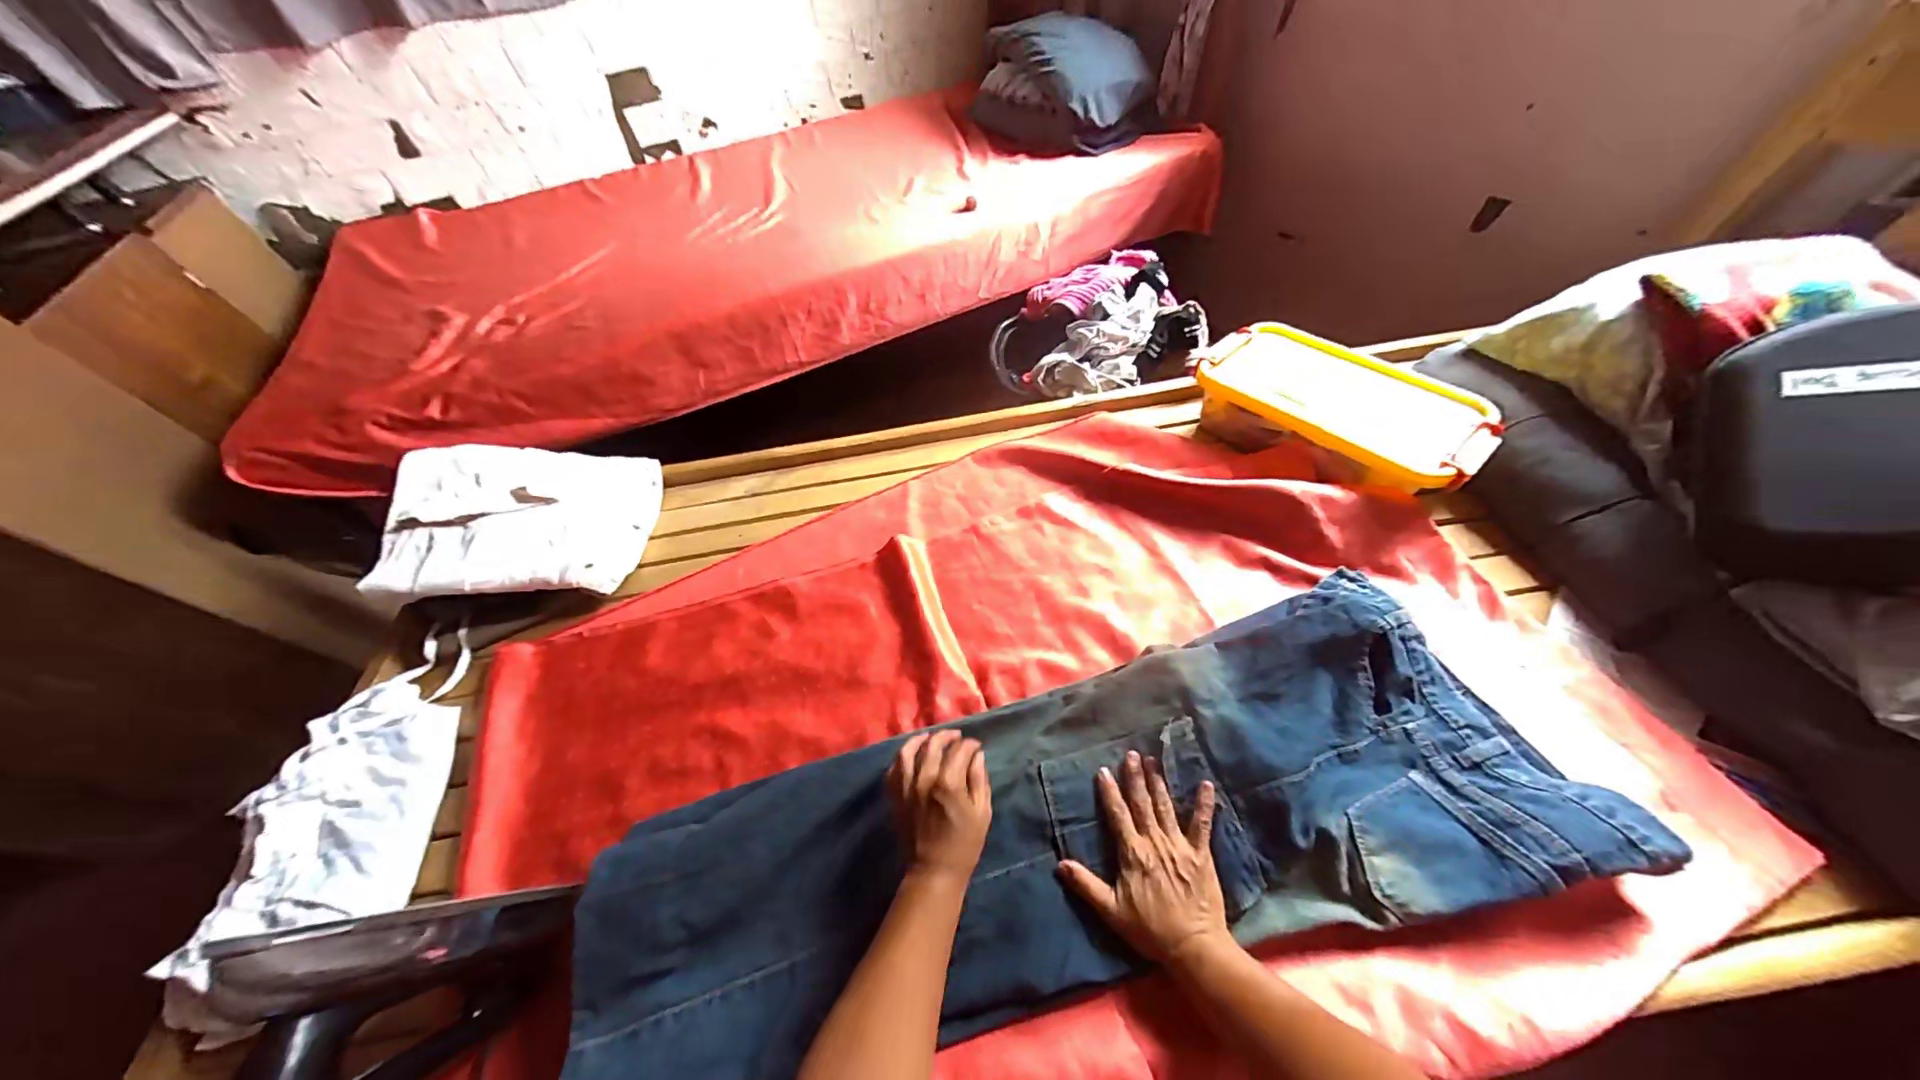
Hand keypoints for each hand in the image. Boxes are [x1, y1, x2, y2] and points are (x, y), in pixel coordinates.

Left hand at [888, 730, 991, 879]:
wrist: (934, 870)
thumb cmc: (964, 844)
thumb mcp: (982, 812)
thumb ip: (979, 779)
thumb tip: (977, 755)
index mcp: (949, 783)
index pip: (959, 751)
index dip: (970, 745)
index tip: (976, 746)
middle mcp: (924, 779)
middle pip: (933, 745)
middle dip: (947, 736)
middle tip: (956, 737)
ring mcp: (906, 787)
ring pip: (908, 751)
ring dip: (920, 740)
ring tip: (930, 738)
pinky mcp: (895, 796)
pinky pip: (893, 768)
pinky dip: (902, 757)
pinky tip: (911, 755)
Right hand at [1056, 750, 1230, 963]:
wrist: (1193, 947)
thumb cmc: (1150, 930)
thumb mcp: (1111, 911)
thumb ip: (1086, 885)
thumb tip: (1060, 864)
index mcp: (1133, 854)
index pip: (1118, 816)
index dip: (1110, 792)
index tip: (1104, 770)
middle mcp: (1155, 843)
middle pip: (1142, 804)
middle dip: (1135, 778)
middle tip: (1131, 754)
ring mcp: (1180, 846)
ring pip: (1166, 807)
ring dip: (1158, 783)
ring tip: (1153, 761)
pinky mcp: (1201, 854)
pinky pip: (1202, 825)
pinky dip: (1204, 804)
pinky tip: (1206, 785)